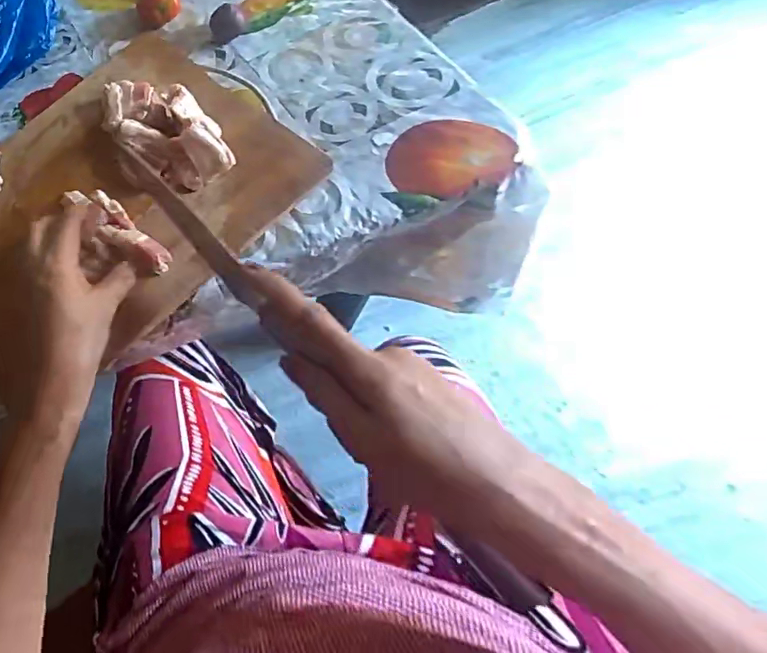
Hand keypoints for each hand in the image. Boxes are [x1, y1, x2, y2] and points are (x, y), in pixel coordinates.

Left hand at [3, 203, 136, 421]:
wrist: (51, 383)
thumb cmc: (81, 342)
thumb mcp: (106, 306)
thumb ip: (120, 276)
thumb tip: (137, 259)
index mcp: (54, 261)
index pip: (67, 220)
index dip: (87, 212)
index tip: (106, 214)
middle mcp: (33, 263)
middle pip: (44, 224)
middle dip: (66, 219)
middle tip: (93, 228)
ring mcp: (24, 278)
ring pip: (35, 242)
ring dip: (56, 236)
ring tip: (85, 247)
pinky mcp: (23, 293)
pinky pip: (33, 260)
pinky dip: (50, 254)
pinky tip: (73, 269)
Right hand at [239, 265, 556, 529]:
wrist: (517, 494)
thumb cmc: (430, 473)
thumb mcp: (363, 442)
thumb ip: (323, 395)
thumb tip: (291, 358)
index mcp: (366, 368)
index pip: (310, 320)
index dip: (277, 294)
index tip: (249, 270)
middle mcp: (387, 353)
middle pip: (335, 354)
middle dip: (326, 382)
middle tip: (347, 434)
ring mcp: (413, 363)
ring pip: (362, 374)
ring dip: (358, 401)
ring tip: (386, 452)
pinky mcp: (431, 378)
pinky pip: (385, 383)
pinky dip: (380, 405)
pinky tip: (406, 446)